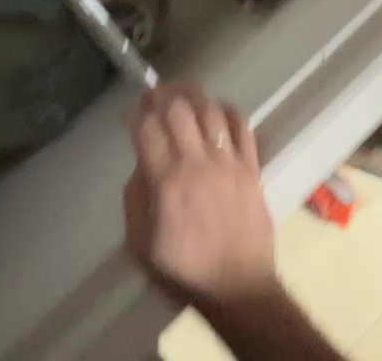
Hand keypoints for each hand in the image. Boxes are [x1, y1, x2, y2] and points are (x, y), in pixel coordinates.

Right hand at [123, 82, 277, 308]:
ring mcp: (228, 163)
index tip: (129, 113)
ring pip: (210, 110)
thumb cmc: (184, 271)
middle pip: (178, 108)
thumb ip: (135, 198)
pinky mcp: (251, 168)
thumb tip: (140, 164)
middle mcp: (197, 164)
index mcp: (166, 182)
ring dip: (193, 94)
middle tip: (153, 96)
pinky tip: (216, 109)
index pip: (146, 127)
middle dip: (161, 94)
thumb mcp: (141, 244)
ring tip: (181, 92)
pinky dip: (228, 110)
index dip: (134, 112)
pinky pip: (242, 126)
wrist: (238, 289)